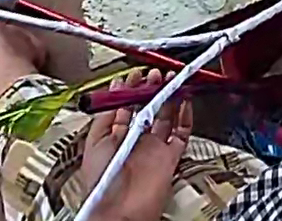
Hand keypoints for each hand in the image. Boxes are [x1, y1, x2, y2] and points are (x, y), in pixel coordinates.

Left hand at [78, 68, 191, 220]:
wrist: (118, 214)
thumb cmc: (101, 184)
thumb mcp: (95, 142)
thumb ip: (106, 113)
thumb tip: (115, 88)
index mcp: (117, 137)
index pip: (127, 106)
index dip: (133, 88)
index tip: (137, 74)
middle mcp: (137, 141)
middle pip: (149, 107)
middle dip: (152, 88)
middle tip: (156, 74)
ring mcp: (154, 149)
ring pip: (166, 115)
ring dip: (170, 96)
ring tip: (171, 79)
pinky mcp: (169, 158)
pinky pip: (182, 133)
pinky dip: (186, 116)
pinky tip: (184, 99)